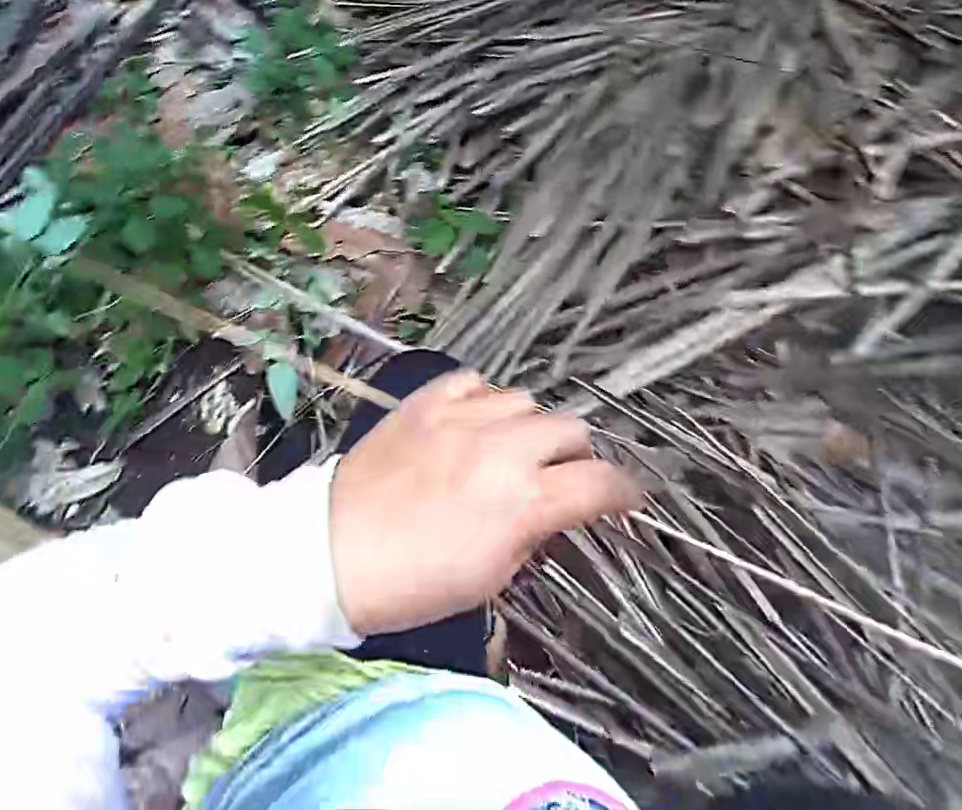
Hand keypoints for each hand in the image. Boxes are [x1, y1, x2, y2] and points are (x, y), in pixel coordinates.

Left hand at [327, 371, 640, 636]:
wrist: (337, 549)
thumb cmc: (416, 580)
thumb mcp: (492, 575)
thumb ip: (533, 531)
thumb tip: (551, 508)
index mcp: (525, 501)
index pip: (601, 482)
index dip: (623, 491)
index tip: (623, 497)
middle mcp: (501, 448)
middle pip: (569, 428)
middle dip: (575, 455)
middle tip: (559, 474)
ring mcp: (461, 417)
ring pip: (524, 400)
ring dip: (529, 425)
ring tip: (510, 445)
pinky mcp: (426, 401)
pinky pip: (473, 380)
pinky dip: (483, 398)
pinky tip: (474, 418)